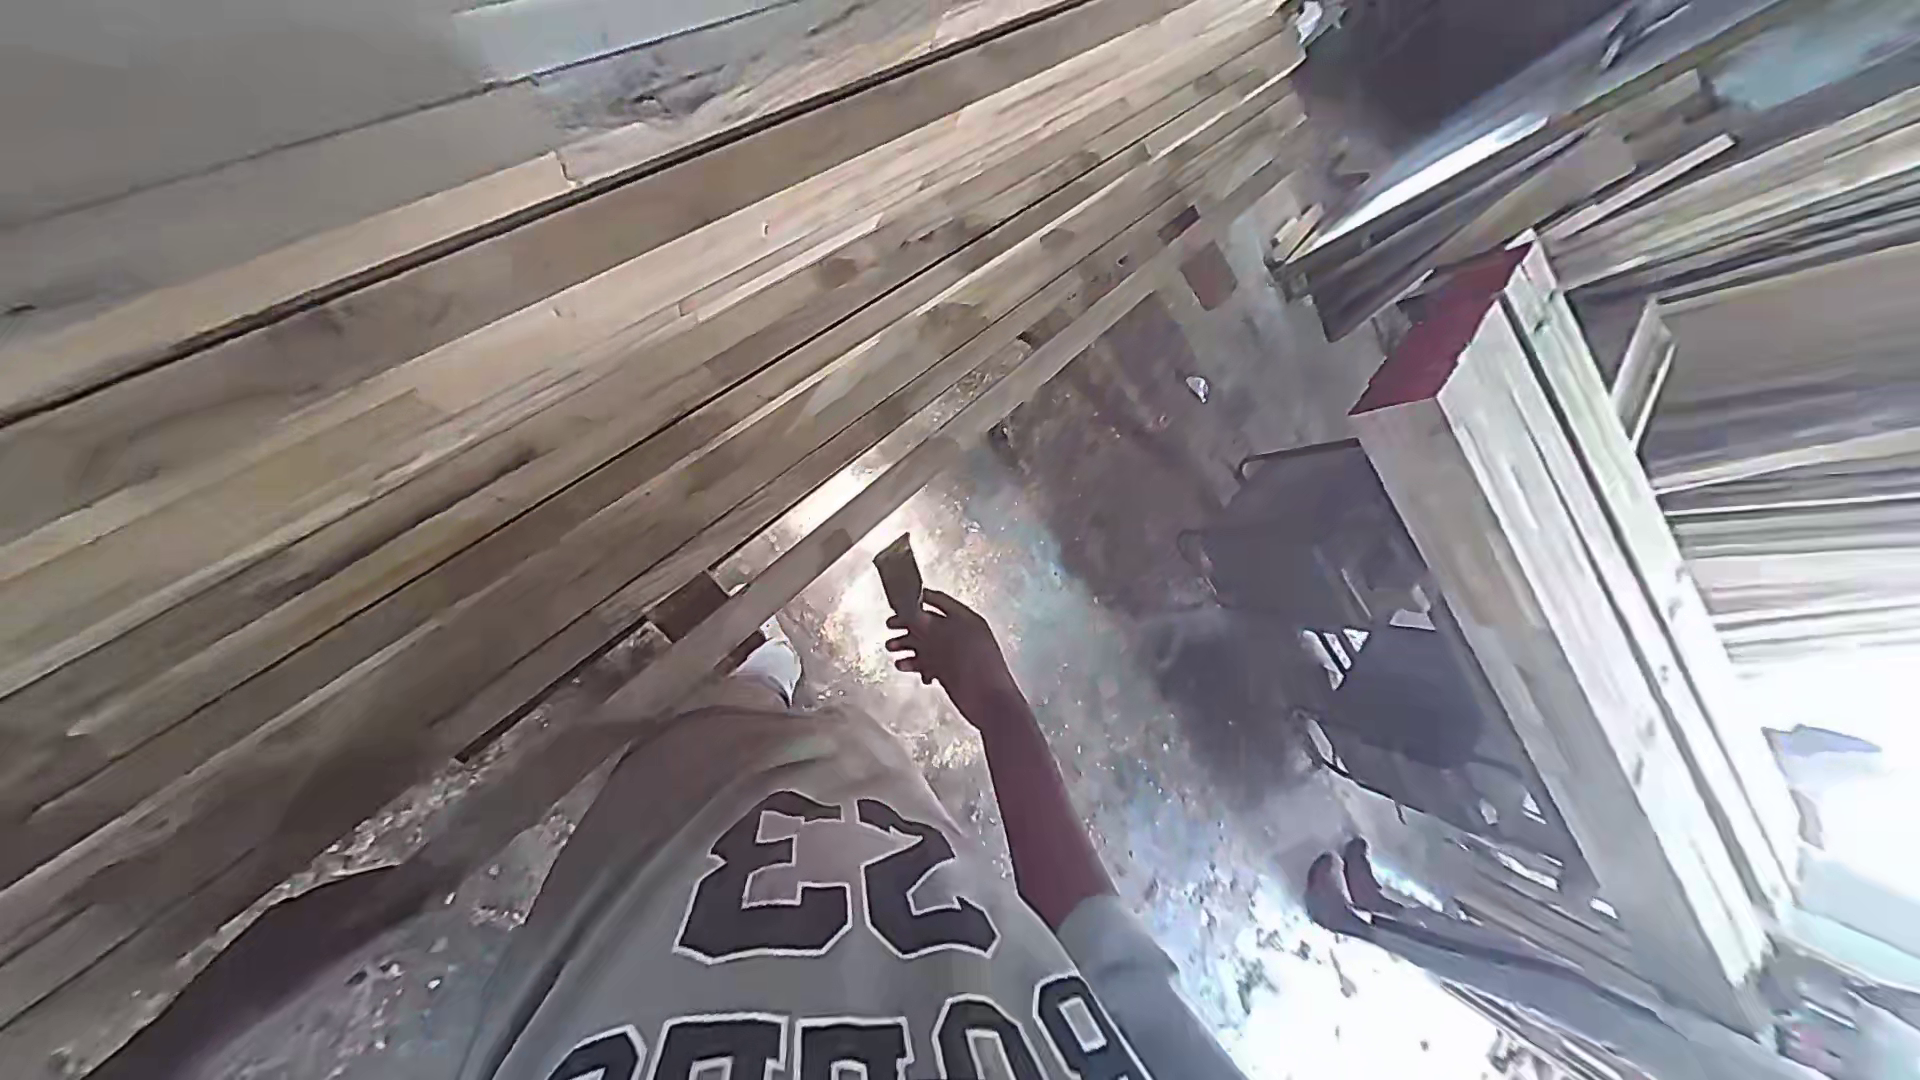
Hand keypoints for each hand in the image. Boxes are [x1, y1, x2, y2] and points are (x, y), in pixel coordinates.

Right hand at [885, 590, 1025, 727]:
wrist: (990, 702)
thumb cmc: (974, 666)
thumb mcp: (945, 639)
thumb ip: (926, 624)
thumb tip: (910, 612)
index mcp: (965, 620)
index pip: (939, 601)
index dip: (920, 598)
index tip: (902, 599)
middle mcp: (961, 634)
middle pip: (929, 624)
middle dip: (908, 626)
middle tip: (890, 626)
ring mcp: (956, 654)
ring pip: (927, 645)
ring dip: (908, 646)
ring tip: (891, 648)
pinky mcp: (951, 673)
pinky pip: (930, 664)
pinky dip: (917, 664)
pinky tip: (904, 666)